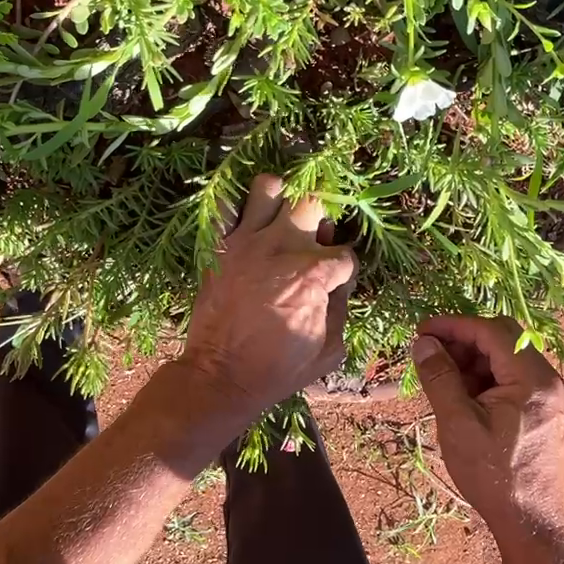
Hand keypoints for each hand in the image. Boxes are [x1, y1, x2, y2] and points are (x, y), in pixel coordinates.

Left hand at [177, 175, 356, 419]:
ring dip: (280, 198)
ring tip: (279, 218)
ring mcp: (247, 241)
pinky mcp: (218, 246)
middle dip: (320, 218)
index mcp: (314, 274)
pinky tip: (244, 221)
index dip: (343, 270)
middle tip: (311, 239)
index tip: (331, 285)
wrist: (222, 376)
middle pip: (314, 201)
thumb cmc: (279, 369)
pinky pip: (222, 205)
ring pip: (269, 187)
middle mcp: (283, 247)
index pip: (345, 254)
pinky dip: (233, 205)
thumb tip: (339, 282)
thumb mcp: (330, 350)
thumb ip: (342, 308)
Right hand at [411, 315, 563, 542]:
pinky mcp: (545, 410)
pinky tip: (462, 395)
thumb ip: (440, 378)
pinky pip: (512, 378)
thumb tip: (423, 343)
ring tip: (441, 378)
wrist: (532, 525)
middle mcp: (549, 379)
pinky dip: (485, 378)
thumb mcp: (458, 424)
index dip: (454, 326)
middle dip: (463, 340)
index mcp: (533, 379)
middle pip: (503, 339)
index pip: (492, 331)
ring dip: (472, 360)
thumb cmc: (494, 477)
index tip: (422, 331)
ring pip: (506, 358)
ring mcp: (550, 395)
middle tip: (429, 352)